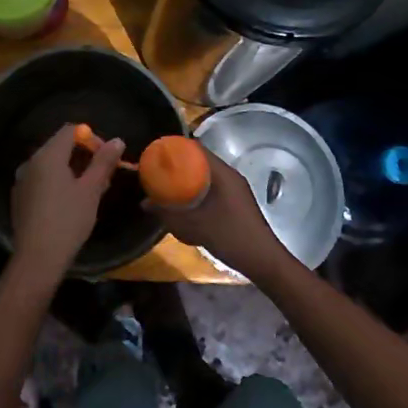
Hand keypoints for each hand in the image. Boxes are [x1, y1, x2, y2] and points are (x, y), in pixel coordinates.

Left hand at [10, 124, 123, 277]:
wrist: (38, 256)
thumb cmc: (68, 219)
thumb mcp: (91, 190)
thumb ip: (103, 162)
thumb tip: (117, 140)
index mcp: (47, 156)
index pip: (69, 130)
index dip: (91, 138)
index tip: (106, 157)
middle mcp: (30, 162)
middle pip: (58, 147)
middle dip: (82, 156)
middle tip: (102, 177)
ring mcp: (21, 180)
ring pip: (49, 165)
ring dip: (71, 171)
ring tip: (89, 191)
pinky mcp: (19, 197)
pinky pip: (40, 180)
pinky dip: (56, 183)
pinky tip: (68, 203)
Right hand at [152, 148, 287, 272]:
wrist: (262, 260)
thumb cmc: (229, 236)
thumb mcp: (193, 225)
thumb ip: (167, 213)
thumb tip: (144, 202)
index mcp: (223, 174)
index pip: (197, 149)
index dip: (175, 148)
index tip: (156, 154)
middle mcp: (231, 177)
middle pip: (200, 161)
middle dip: (178, 165)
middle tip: (157, 170)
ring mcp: (235, 190)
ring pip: (206, 176)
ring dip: (187, 179)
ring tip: (165, 185)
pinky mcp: (235, 202)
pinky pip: (211, 188)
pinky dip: (196, 191)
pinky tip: (184, 203)